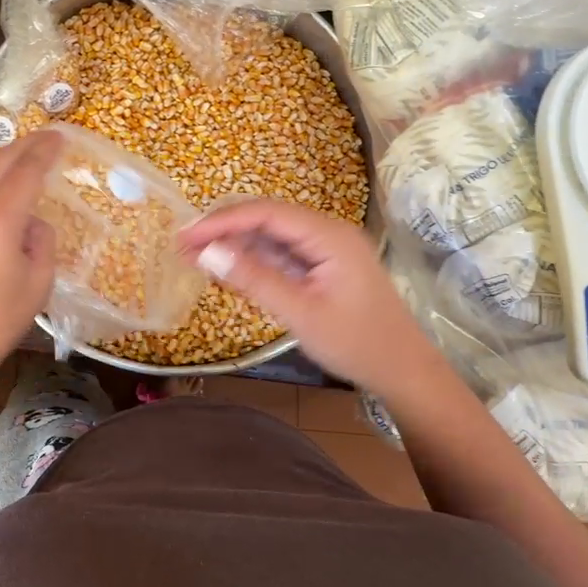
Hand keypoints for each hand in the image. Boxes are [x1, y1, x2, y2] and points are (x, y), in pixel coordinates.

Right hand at [178, 200, 418, 384]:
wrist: (404, 373)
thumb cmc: (357, 343)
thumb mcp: (301, 313)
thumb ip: (254, 280)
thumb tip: (207, 253)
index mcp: (329, 236)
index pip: (265, 213)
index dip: (222, 220)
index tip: (186, 234)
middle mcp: (327, 233)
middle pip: (266, 219)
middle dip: (223, 230)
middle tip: (183, 245)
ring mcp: (325, 250)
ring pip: (271, 237)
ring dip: (234, 246)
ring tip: (195, 257)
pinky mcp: (322, 268)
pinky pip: (281, 255)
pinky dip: (252, 262)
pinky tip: (226, 272)